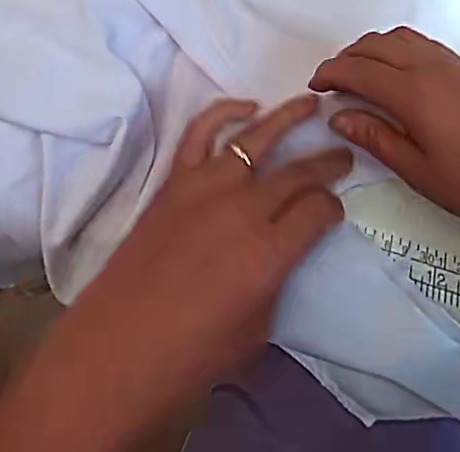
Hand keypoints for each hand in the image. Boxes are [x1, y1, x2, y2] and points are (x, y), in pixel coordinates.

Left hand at [0, 96, 350, 450]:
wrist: (117, 347)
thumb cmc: (191, 355)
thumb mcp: (257, 329)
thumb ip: (276, 276)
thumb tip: (284, 245)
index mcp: (269, 252)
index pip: (317, 210)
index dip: (332, 207)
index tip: (334, 209)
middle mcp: (242, 209)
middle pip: (296, 173)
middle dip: (326, 163)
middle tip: (342, 154)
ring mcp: (204, 187)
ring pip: (255, 137)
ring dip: (287, 117)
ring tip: (309, 104)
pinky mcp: (174, 179)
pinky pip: (201, 131)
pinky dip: (225, 111)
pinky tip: (247, 107)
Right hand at [311, 26, 459, 240]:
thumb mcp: (418, 171)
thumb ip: (375, 138)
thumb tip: (342, 118)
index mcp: (414, 93)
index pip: (358, 69)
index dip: (330, 73)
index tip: (316, 86)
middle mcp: (432, 68)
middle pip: (375, 45)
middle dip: (346, 56)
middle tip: (332, 80)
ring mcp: (454, 66)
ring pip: (399, 37)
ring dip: (372, 47)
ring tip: (360, 71)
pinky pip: (422, 43)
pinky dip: (397, 47)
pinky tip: (397, 71)